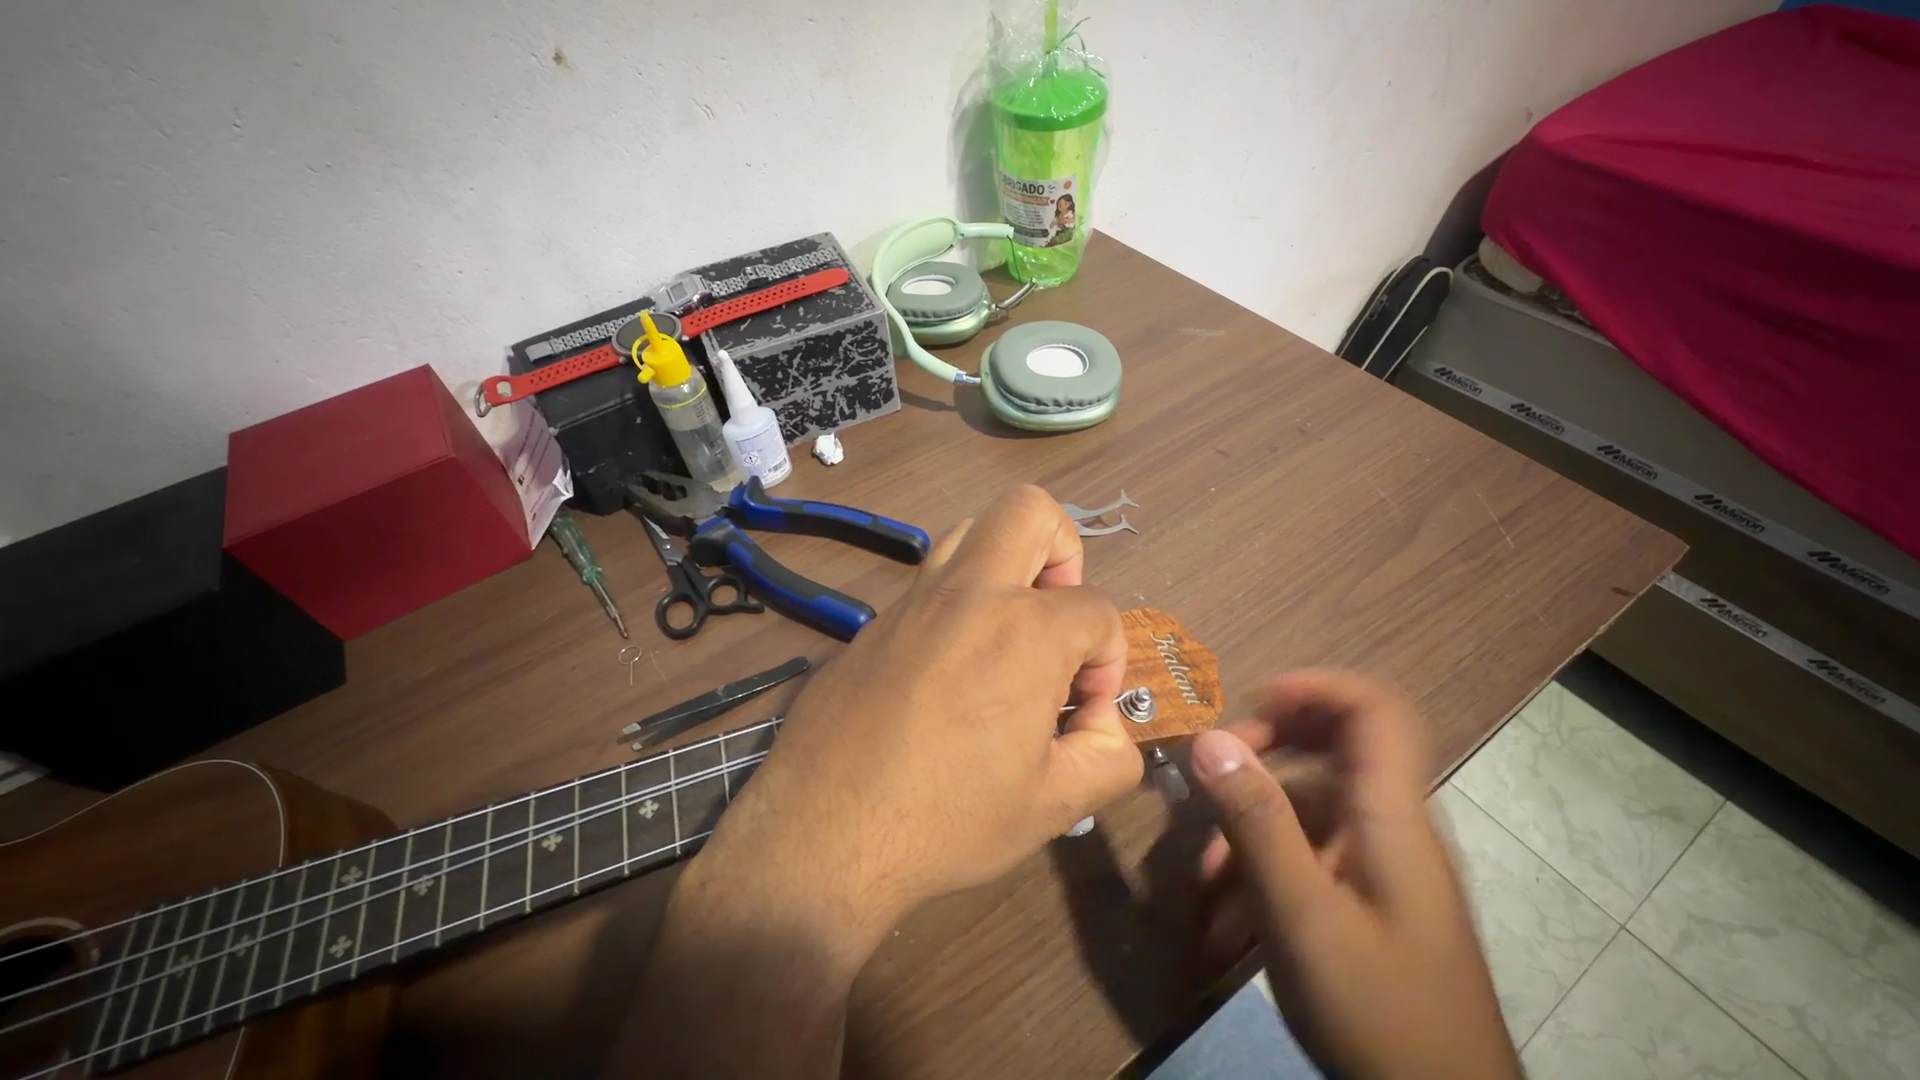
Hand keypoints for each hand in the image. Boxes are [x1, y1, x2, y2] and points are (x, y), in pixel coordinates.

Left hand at [682, 484, 1144, 962]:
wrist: (821, 837)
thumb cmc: (946, 823)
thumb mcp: (1054, 806)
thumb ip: (1109, 756)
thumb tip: (1103, 724)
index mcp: (1024, 631)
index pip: (1098, 610)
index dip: (1109, 659)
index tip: (1083, 710)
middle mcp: (967, 595)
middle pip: (1030, 511)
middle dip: (1065, 552)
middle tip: (1055, 620)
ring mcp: (909, 603)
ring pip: (968, 532)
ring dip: (1004, 565)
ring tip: (1007, 635)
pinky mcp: (868, 626)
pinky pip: (924, 586)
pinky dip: (954, 607)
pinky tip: (945, 674)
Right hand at [1189, 672, 1519, 1079]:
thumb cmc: (1378, 1006)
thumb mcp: (1303, 914)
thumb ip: (1256, 822)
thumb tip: (1207, 738)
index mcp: (1391, 813)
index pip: (1374, 709)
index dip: (1313, 687)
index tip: (1247, 705)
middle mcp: (1392, 826)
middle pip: (1334, 749)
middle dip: (1265, 754)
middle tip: (1211, 775)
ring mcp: (1382, 865)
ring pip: (1311, 810)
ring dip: (1253, 826)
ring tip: (1202, 874)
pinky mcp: (1369, 900)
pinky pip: (1313, 857)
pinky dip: (1267, 868)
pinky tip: (1228, 918)